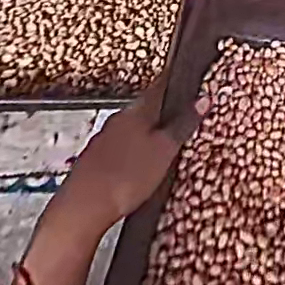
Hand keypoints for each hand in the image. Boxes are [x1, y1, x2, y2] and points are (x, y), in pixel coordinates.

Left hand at [57, 75, 199, 230]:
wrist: (82, 209)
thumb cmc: (125, 177)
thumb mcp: (165, 150)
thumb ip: (183, 124)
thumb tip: (203, 100)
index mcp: (136, 111)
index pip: (159, 86)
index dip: (173, 80)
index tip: (181, 74)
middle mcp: (117, 120)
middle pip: (144, 108)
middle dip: (160, 111)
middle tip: (177, 114)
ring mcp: (102, 140)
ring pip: (130, 129)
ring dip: (144, 133)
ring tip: (160, 146)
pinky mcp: (92, 162)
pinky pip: (117, 149)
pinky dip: (130, 153)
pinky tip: (135, 168)